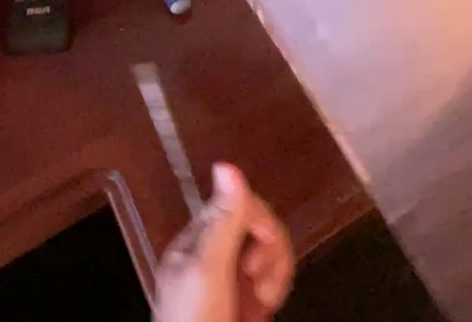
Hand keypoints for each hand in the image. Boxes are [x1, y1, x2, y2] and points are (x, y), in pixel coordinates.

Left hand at [153, 163, 294, 321]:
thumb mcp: (207, 271)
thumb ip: (223, 220)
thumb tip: (226, 163)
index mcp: (195, 243)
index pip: (236, 205)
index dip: (256, 220)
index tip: (262, 246)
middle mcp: (213, 256)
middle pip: (257, 226)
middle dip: (270, 249)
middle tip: (261, 280)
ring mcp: (231, 281)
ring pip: (270, 250)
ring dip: (276, 271)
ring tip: (267, 300)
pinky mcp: (247, 303)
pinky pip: (273, 277)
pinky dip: (277, 288)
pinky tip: (268, 307)